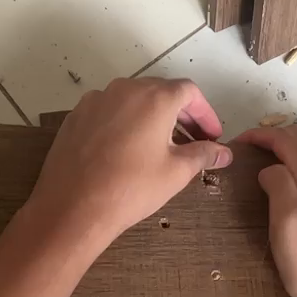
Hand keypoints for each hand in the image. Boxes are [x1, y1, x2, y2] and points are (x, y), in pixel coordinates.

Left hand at [29, 78, 231, 248]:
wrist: (71, 207)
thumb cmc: (131, 188)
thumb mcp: (176, 172)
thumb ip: (203, 155)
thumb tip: (225, 152)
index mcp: (155, 98)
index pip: (190, 92)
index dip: (205, 113)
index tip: (213, 136)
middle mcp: (125, 89)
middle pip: (162, 91)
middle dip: (182, 114)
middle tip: (194, 141)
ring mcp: (97, 99)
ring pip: (134, 99)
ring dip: (153, 116)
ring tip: (161, 145)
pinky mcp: (77, 115)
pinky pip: (110, 110)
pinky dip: (126, 121)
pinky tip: (127, 148)